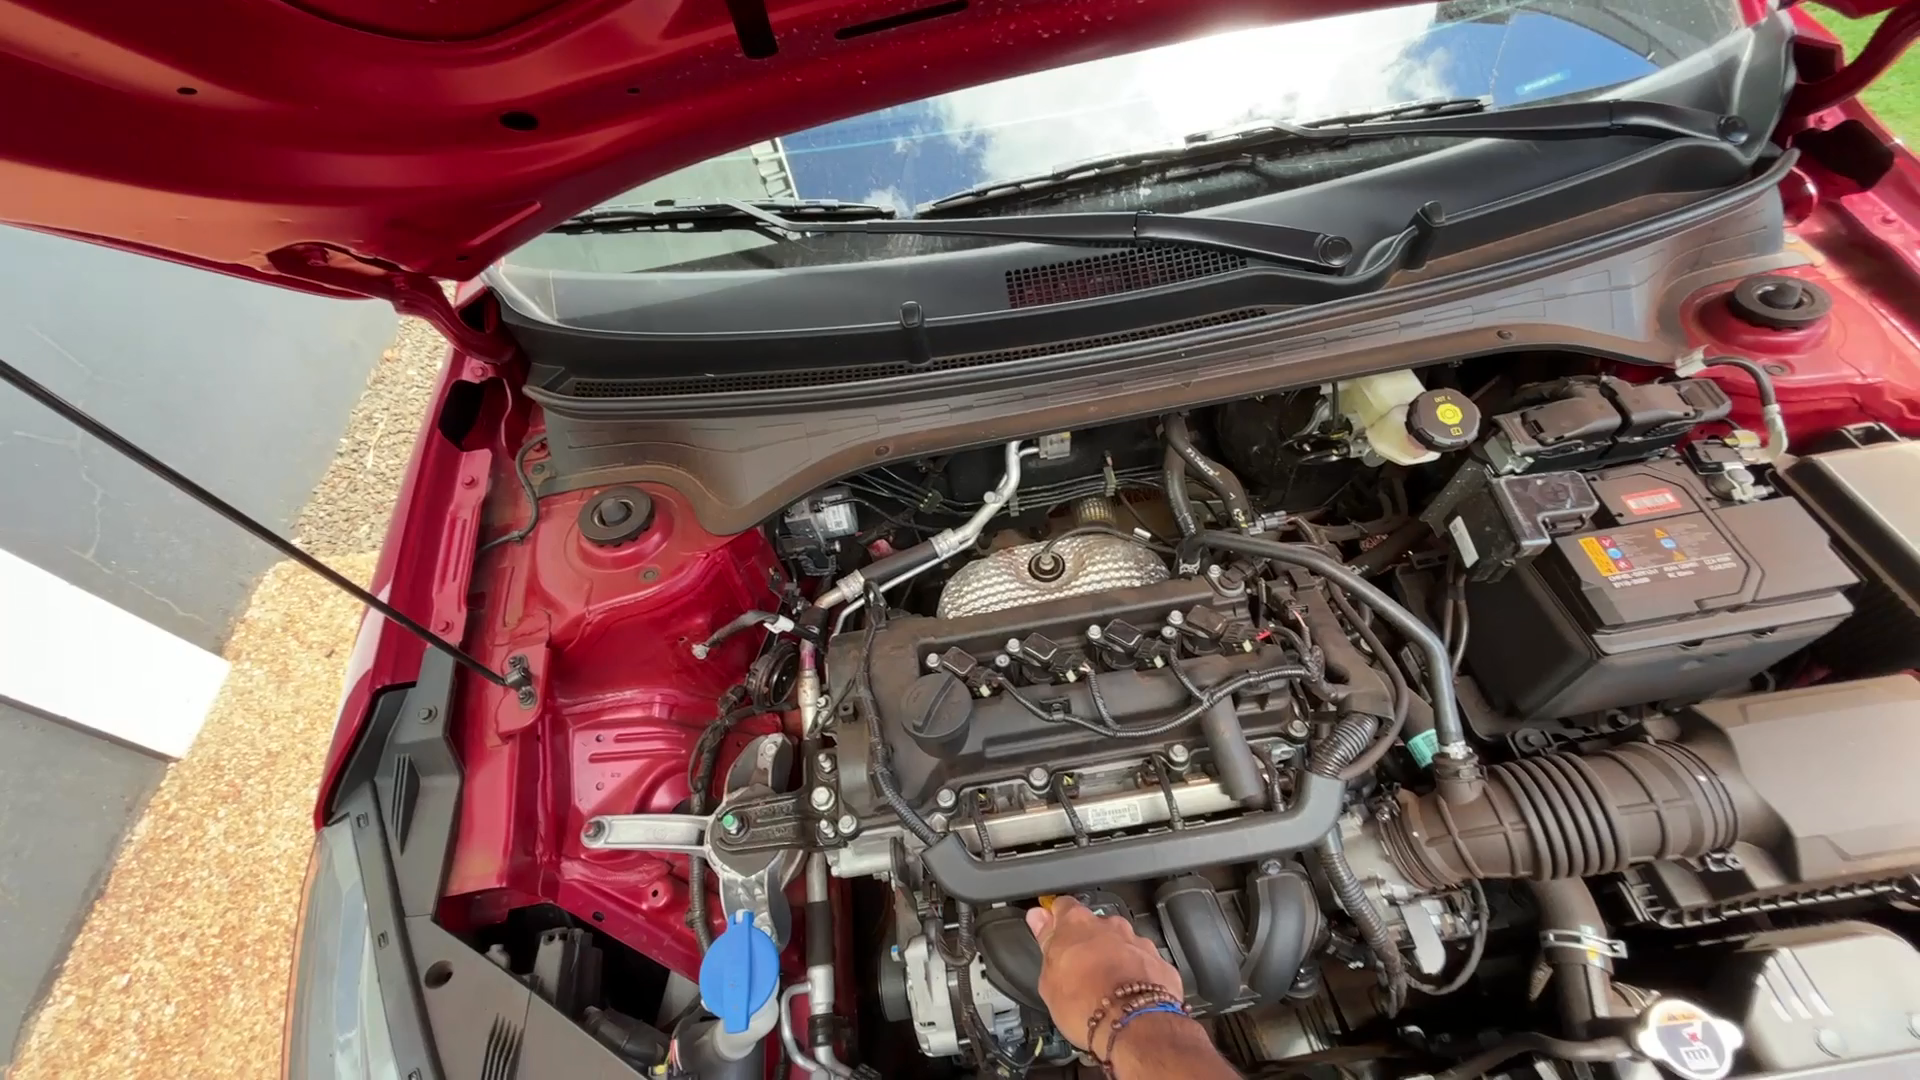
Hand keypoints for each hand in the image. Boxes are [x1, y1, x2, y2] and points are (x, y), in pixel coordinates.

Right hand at [1024, 895, 1183, 1048]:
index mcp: (1077, 923)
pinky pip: (1144, 964)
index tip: (1051, 931)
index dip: (1055, 919)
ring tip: (1105, 991)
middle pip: (1094, 927)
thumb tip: (1038, 919)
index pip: (1062, 906)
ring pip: (1120, 944)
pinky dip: (1137, 976)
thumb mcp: (1049, 978)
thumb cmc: (1087, 1004)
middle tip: (1079, 972)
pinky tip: (1128, 998)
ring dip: (1113, 960)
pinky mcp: (1159, 963)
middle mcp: (1109, 925)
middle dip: (1088, 944)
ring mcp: (1137, 942)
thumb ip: (1045, 941)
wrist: (1134, 1028)